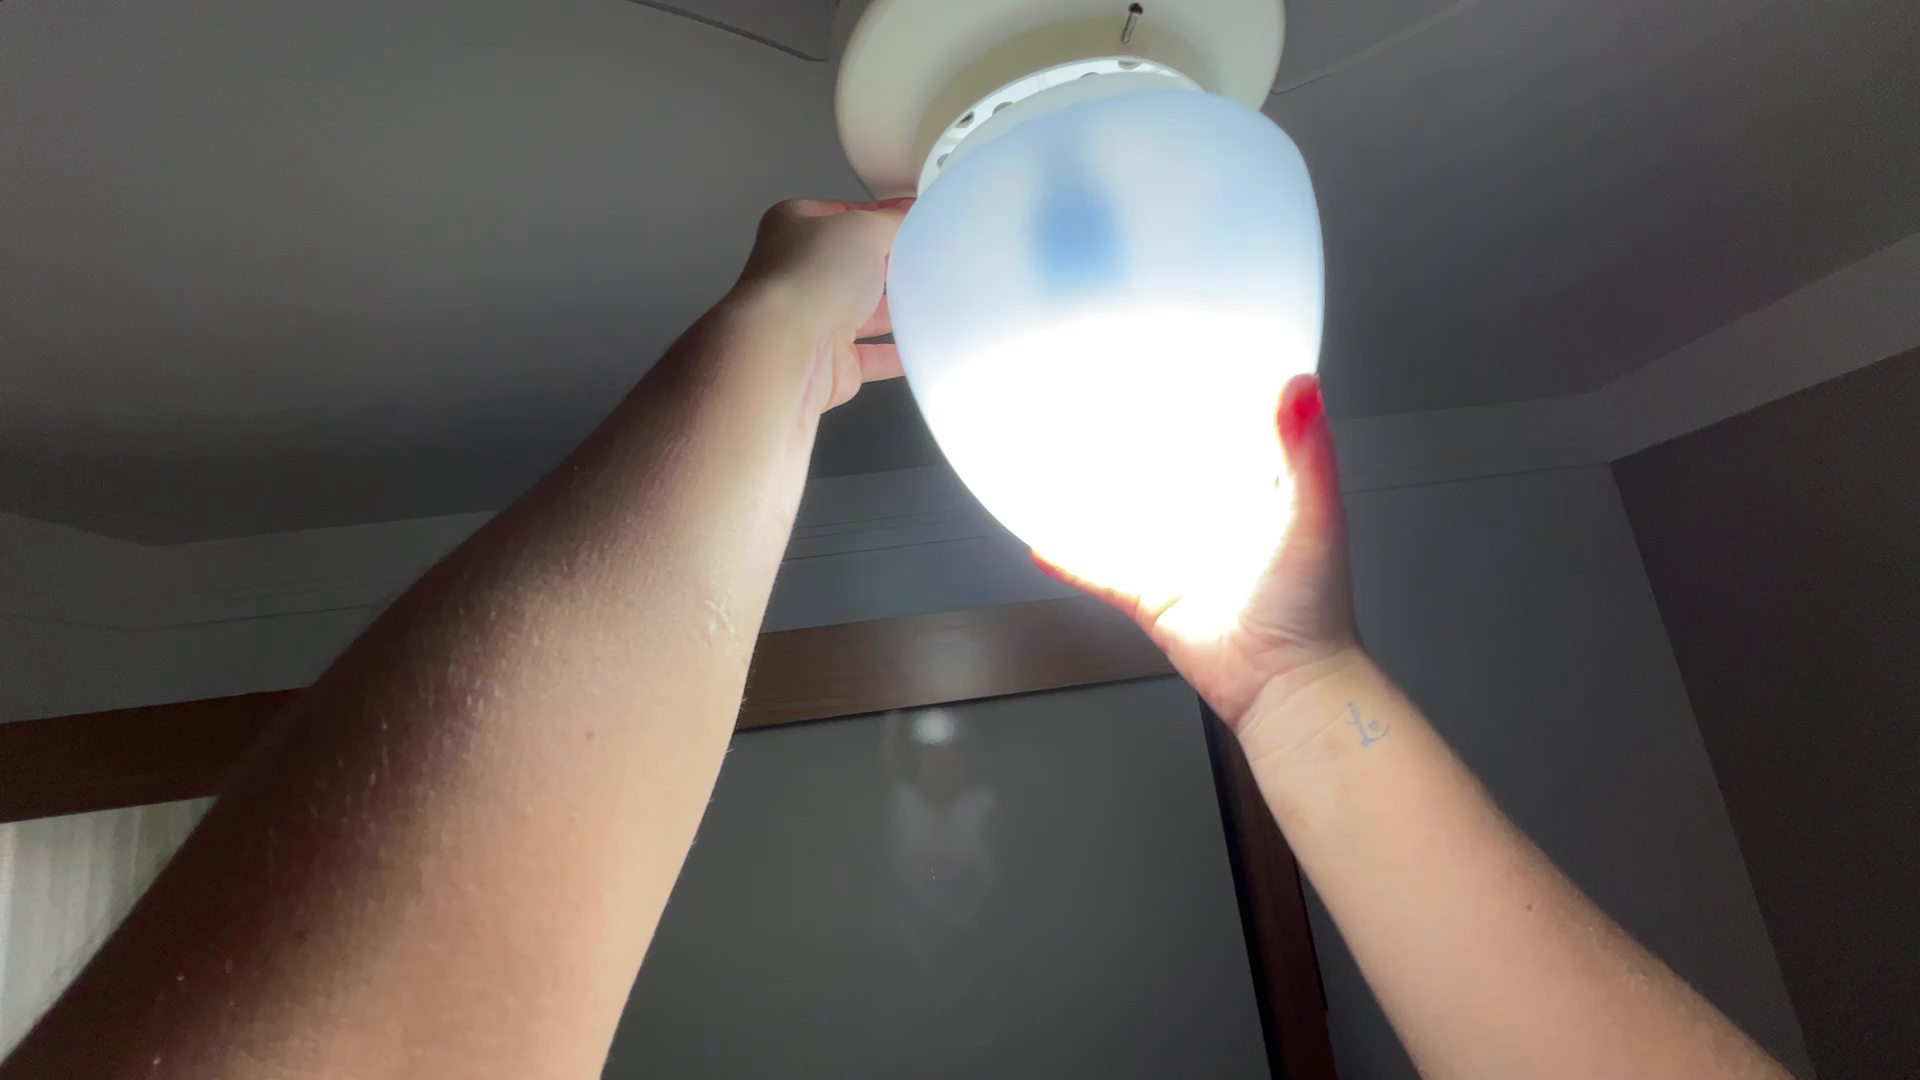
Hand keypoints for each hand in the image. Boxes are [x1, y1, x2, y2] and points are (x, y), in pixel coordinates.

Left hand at [732, 198, 911, 411]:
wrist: (789, 349)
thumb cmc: (812, 278)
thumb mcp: (862, 228)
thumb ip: (891, 223)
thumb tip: (907, 221)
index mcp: (794, 229)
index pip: (844, 216)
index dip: (880, 216)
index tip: (913, 220)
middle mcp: (800, 276)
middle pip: (855, 269)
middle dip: (890, 267)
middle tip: (926, 261)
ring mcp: (813, 323)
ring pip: (863, 316)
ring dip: (894, 312)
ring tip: (931, 302)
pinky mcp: (831, 364)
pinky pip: (872, 357)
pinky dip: (896, 354)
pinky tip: (920, 345)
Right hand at [1037, 374, 1361, 739]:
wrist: (1281, 682)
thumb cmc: (1309, 608)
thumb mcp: (1313, 516)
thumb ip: (1307, 453)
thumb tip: (1301, 386)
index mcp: (1253, 498)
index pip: (1224, 440)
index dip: (1204, 407)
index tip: (1177, 371)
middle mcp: (1211, 525)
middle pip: (1163, 477)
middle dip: (1136, 447)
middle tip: (1101, 410)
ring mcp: (1177, 560)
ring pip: (1124, 523)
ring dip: (1093, 501)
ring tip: (1059, 467)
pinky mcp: (1150, 595)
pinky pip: (1102, 573)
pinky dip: (1071, 561)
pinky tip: (1043, 544)